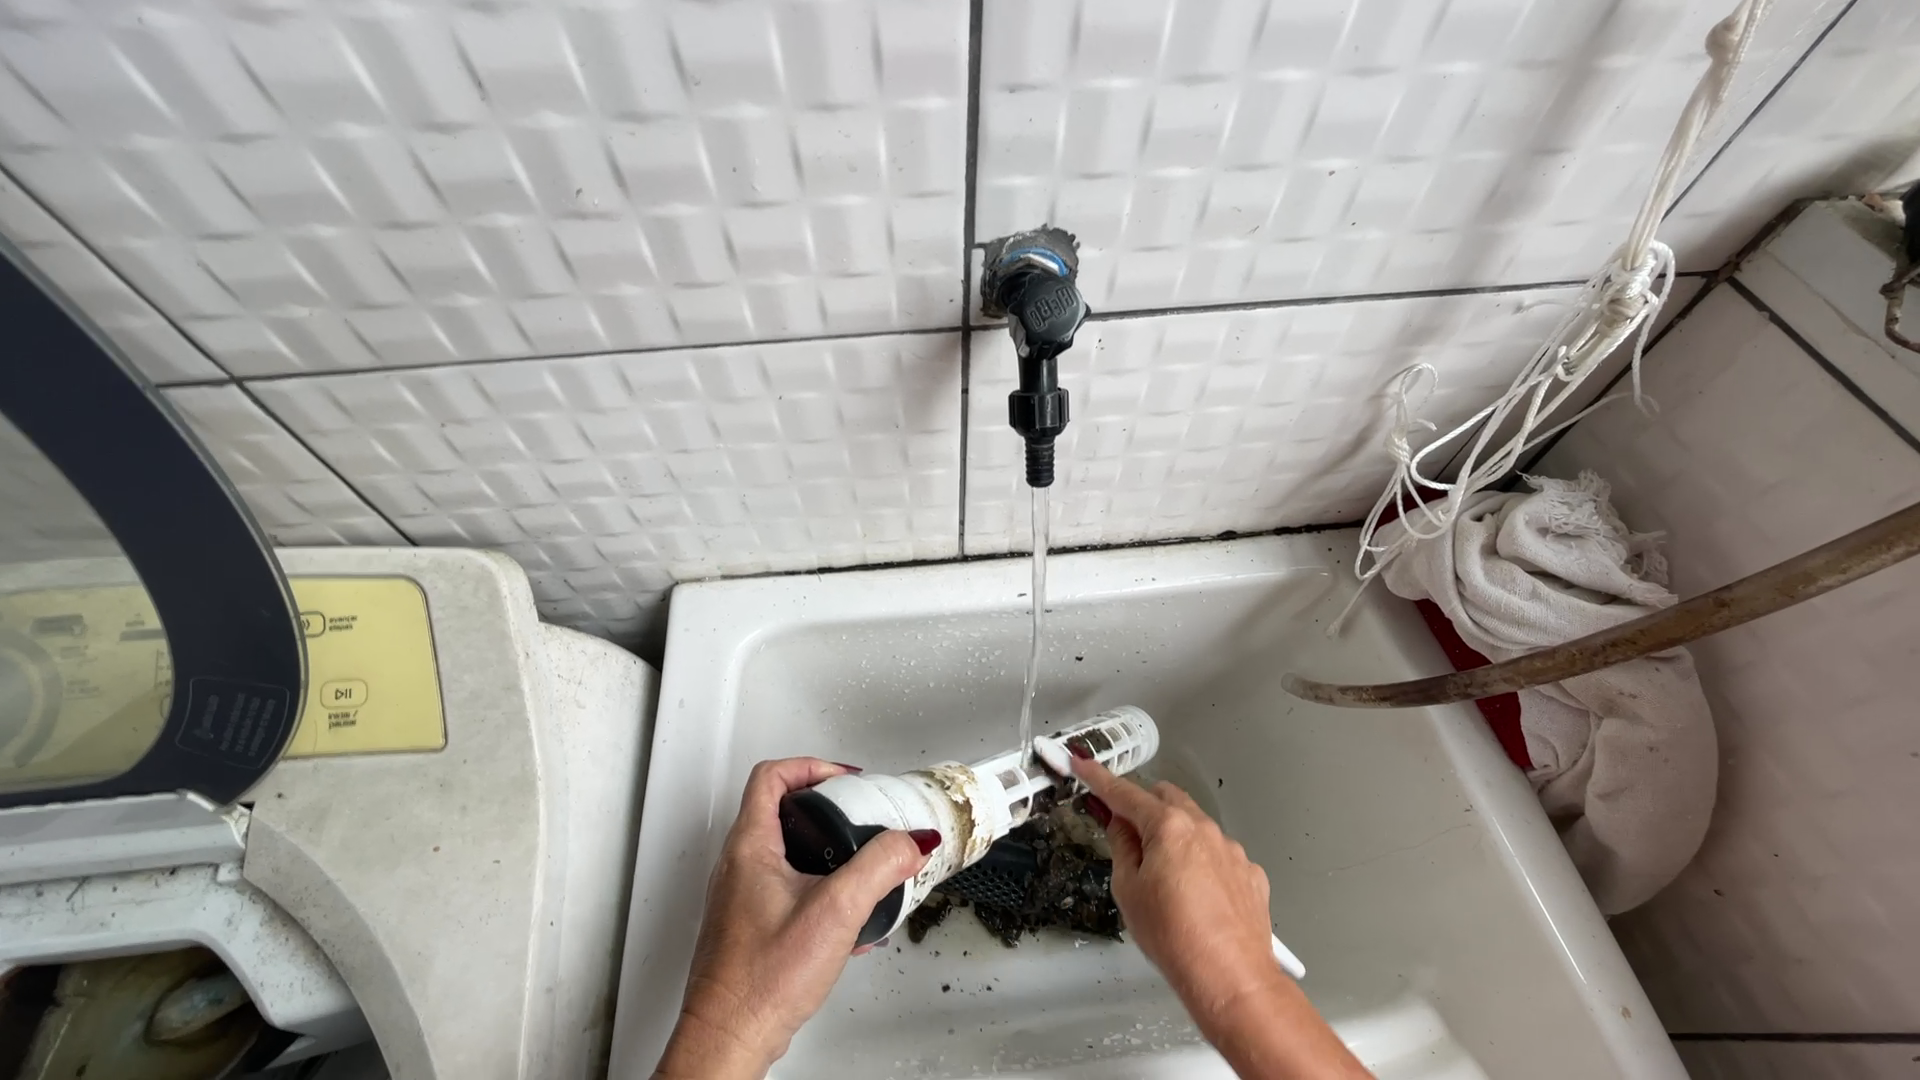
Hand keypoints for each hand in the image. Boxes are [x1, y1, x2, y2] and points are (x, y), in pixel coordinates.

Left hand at [653, 758, 934, 1079]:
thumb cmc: (760, 982)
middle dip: (827, 804)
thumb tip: (911, 841)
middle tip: (856, 810)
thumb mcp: (837, 910)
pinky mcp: (750, 925)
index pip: (772, 775)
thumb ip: (880, 867)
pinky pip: (788, 886)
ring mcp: (742, 896)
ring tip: (858, 861)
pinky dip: (820, 885)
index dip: (812, 765)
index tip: (847, 779)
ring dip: (826, 847)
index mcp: (750, 846)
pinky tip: (847, 917)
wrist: (728, 1041)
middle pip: (780, 807)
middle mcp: (739, 865)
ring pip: (787, 849)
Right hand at [1070, 752, 1372, 1079]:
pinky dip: (1202, 862)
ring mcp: (1231, 849)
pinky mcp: (1250, 873)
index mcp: (1168, 826)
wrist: (1233, 980)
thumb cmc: (1172, 937)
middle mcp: (1203, 828)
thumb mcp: (1128, 890)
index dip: (1098, 778)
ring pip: (1194, 825)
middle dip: (1144, 808)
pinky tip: (1198, 897)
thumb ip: (1122, 846)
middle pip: (1165, 798)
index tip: (1082, 763)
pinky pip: (1219, 854)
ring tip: (1167, 881)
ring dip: (1175, 836)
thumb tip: (1120, 823)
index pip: (1124, 793)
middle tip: (1127, 835)